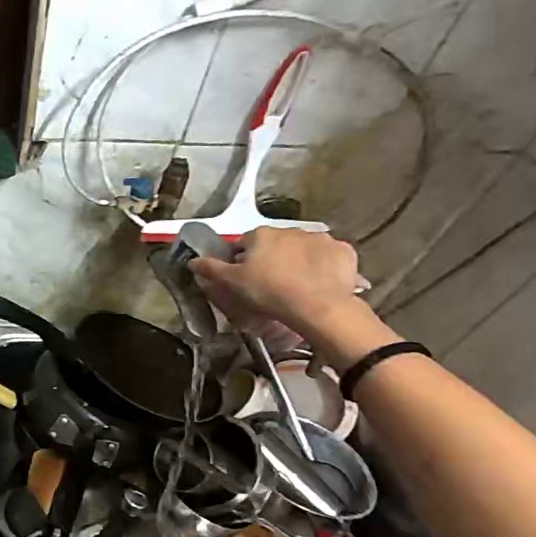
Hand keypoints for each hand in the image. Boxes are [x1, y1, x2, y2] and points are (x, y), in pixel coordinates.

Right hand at [188, 228, 397, 365]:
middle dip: (272, 259)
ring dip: (299, 261)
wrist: (318, 306)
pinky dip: (325, 267)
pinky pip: (330, 258)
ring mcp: (320, 238)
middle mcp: (290, 230)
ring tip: (297, 287)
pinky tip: (321, 284)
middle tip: (271, 286)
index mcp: (261, 234)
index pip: (245, 244)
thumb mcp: (233, 284)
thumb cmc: (270, 292)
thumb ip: (211, 269)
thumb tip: (192, 260)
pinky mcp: (343, 251)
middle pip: (275, 244)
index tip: (246, 279)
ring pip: (303, 249)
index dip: (243, 261)